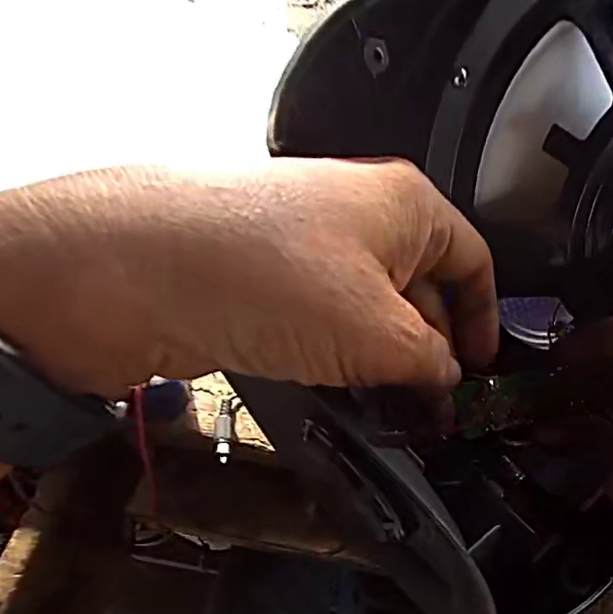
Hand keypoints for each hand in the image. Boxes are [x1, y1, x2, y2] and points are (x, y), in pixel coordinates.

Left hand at [0, 158, 497, 397]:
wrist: (126, 269)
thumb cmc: (271, 281)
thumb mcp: (381, 335)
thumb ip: (433, 362)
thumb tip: (447, 379)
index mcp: (406, 206)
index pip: (474, 263)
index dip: (486, 320)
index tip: (481, 369)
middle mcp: (363, 213)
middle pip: (427, 287)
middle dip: (436, 349)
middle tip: (436, 405)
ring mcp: (312, 241)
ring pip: (377, 307)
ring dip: (392, 359)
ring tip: (395, 407)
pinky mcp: (271, 271)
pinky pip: (331, 315)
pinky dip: (348, 353)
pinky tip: (347, 388)